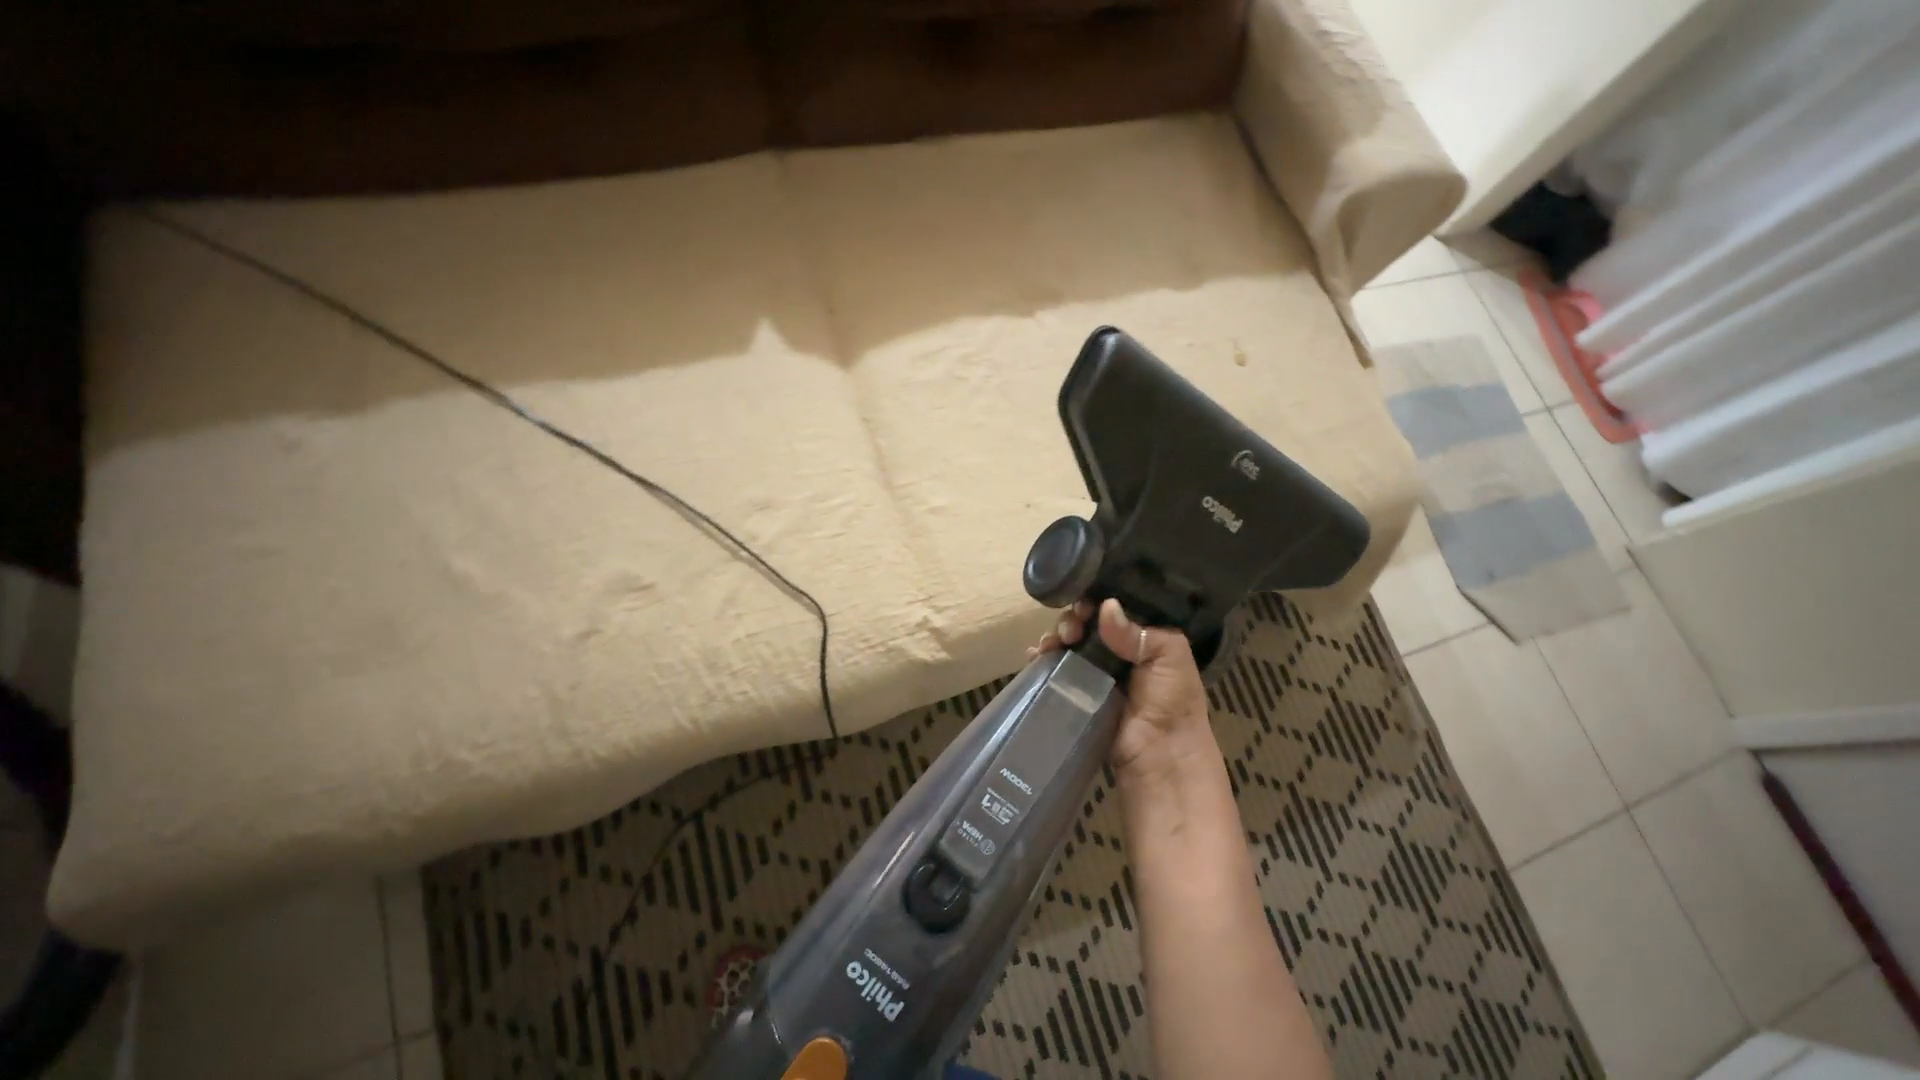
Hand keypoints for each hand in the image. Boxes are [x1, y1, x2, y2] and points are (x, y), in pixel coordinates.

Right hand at [1028, 599, 1216, 781]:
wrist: (1159, 755)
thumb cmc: (1172, 703)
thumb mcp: (1170, 656)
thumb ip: (1138, 631)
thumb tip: (1106, 606)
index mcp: (1146, 640)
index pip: (1116, 611)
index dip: (1099, 603)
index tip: (1085, 605)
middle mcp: (1119, 653)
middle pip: (1088, 625)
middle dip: (1074, 620)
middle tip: (1070, 630)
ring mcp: (1095, 674)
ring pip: (1069, 644)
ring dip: (1057, 637)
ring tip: (1053, 643)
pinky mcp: (1076, 694)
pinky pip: (1057, 669)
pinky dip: (1044, 658)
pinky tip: (1036, 654)